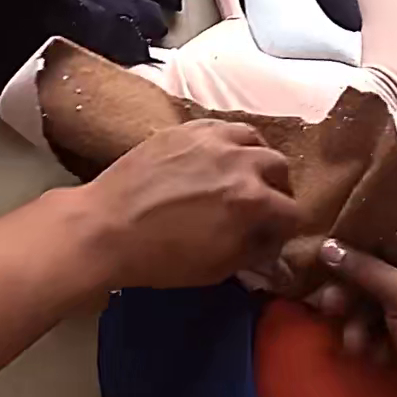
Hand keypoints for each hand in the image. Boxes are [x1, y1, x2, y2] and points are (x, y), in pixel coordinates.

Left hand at [66, 119, 301, 288]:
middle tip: (259, 204)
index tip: (272, 236)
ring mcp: (211, 138)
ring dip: (256, 159)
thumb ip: (252, 251)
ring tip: (242, 174)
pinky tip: (215, 157)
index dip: (285, 229)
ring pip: (254, 139)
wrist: (104, 228)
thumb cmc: (159, 257)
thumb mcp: (216, 269)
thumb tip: (269, 243)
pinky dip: (228, 143)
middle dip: (276, 189)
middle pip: (279, 168)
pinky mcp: (185, 129)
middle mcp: (240, 161)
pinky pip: (221, 128)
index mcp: (253, 200)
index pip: (292, 211)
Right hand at [308, 234, 396, 396]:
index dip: (349, 254)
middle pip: (374, 275)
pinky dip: (373, 340)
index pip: (382, 243)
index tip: (318, 267)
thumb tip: (326, 245)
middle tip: (329, 309)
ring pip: (374, 304)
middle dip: (352, 297)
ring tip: (355, 346)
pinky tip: (374, 356)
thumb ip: (364, 269)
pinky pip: (384, 328)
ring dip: (359, 324)